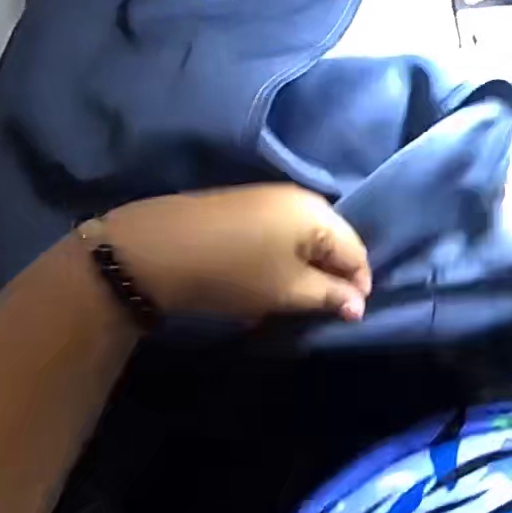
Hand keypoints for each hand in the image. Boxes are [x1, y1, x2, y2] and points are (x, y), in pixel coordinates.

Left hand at [97, 185, 370, 319]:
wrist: (153, 251)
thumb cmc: (233, 273)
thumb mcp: (287, 291)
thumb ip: (330, 296)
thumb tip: (359, 304)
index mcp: (319, 213)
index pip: (357, 252)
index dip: (358, 286)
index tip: (346, 315)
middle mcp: (301, 197)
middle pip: (334, 241)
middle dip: (332, 275)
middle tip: (318, 307)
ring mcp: (271, 197)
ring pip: (307, 237)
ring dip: (307, 268)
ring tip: (291, 297)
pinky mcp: (246, 204)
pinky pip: (282, 231)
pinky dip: (284, 256)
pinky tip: (266, 277)